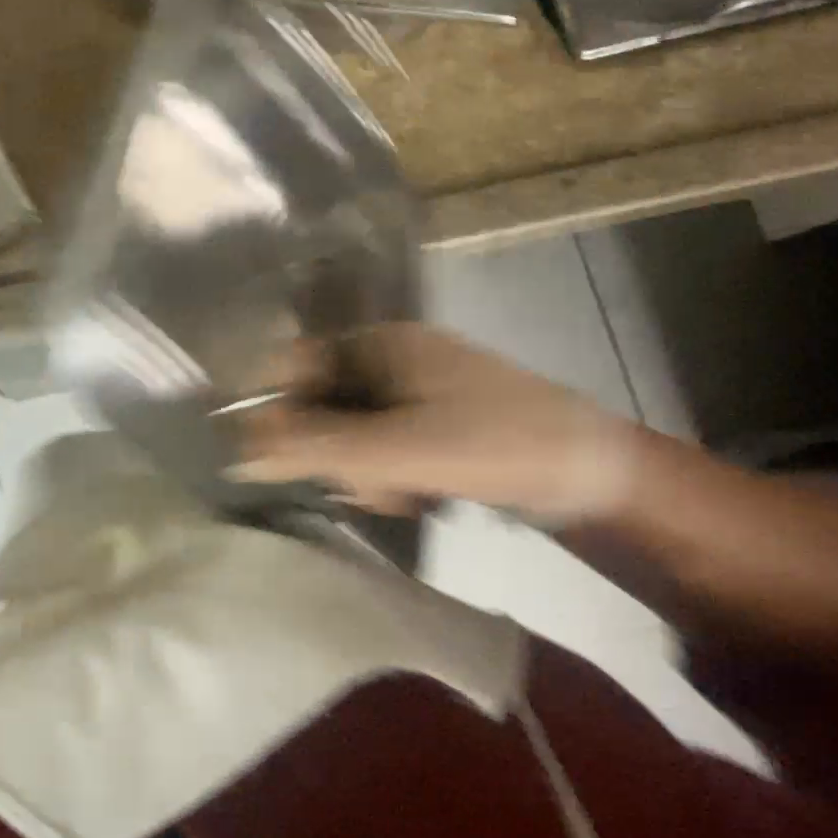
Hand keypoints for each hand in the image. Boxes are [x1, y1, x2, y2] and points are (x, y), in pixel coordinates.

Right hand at [232, 322, 645, 526]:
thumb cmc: (493, 445)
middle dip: (327, 448)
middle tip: (356, 483)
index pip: (293, 363)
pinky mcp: (438, 419)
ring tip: (395, 494)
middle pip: (318, 399)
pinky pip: (380, 441)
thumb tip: (236, 459)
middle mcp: (393, 355)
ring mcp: (418, 386)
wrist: (600, 476)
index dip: (273, 408)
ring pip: (348, 426)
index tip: (273, 455)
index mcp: (380, 342)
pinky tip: (412, 494)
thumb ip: (310, 451)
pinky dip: (385, 470)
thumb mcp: (393, 451)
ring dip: (358, 466)